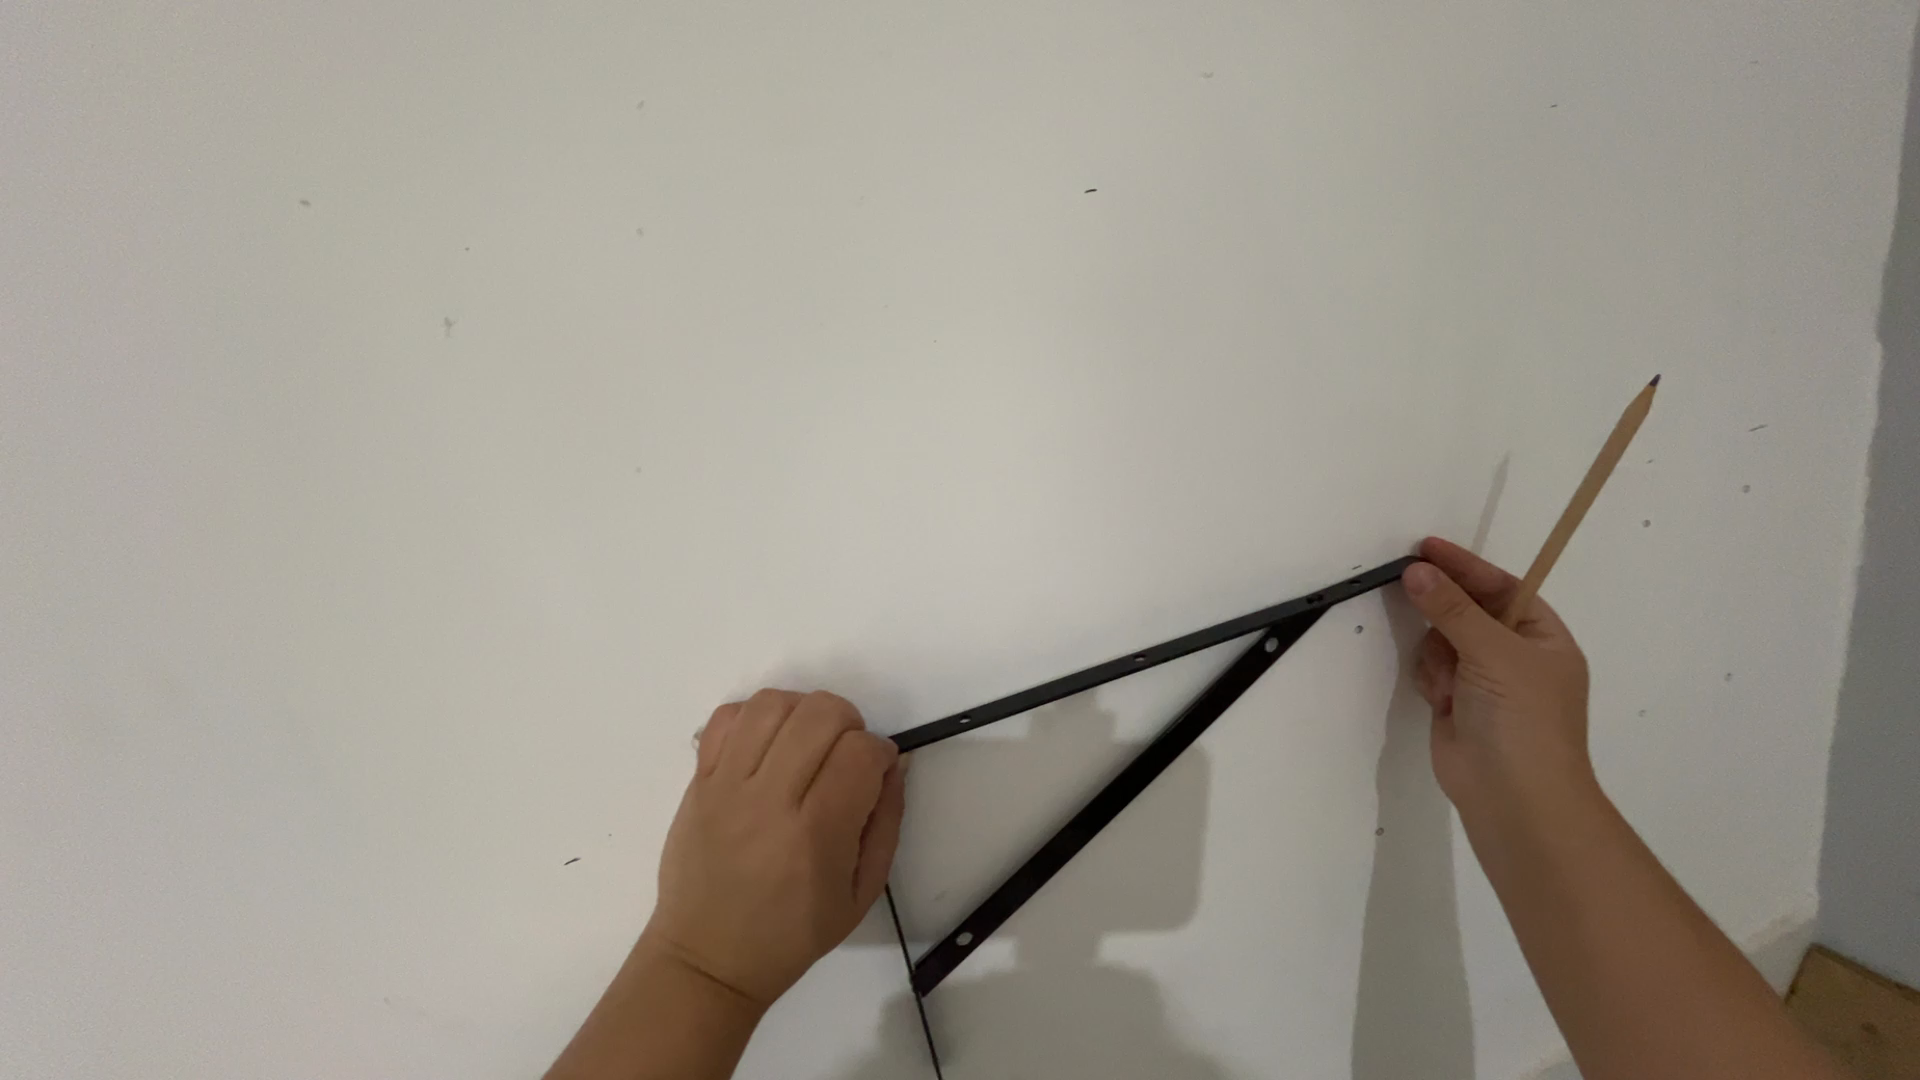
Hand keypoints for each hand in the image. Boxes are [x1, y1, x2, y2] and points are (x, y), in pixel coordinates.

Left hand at [644, 689, 905, 1011]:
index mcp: (816, 833)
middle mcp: (769, 800)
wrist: (708, 958)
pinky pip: (725, 716)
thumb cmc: (792, 933)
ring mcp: (726, 785)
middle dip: (848, 722)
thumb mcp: (862, 892)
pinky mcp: (698, 780)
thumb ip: (887, 820)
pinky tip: (767, 743)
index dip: (880, 751)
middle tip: (844, 753)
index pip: (861, 751)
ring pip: (772, 704)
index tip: (875, 771)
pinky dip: (754, 716)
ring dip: (802, 711)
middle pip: (820, 713)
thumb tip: (895, 761)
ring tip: (806, 741)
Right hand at [1402, 537, 1593, 810]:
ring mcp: (1483, 679)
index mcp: (1543, 638)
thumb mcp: (1492, 654)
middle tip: (1409, 588)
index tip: (1425, 548)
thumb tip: (1416, 571)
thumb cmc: (1522, 719)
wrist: (1513, 795)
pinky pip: (1430, 668)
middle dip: (1444, 613)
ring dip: (1437, 656)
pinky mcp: (1454, 700)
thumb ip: (1452, 609)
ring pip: (1440, 640)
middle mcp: (1514, 655)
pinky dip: (1429, 678)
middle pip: (1466, 611)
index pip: (1501, 588)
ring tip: (1447, 684)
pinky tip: (1439, 700)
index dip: (1465, 567)